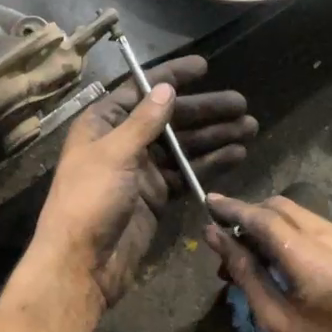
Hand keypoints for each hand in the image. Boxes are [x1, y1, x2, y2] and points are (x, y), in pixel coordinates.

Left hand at [31, 56, 252, 309]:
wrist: (81, 264)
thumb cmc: (89, 200)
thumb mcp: (115, 154)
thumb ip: (144, 122)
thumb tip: (165, 88)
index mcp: (104, 122)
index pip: (142, 90)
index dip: (173, 76)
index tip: (204, 66)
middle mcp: (123, 141)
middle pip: (170, 118)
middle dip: (205, 110)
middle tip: (242, 105)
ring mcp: (141, 170)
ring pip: (183, 145)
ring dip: (214, 136)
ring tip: (249, 128)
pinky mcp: (155, 196)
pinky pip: (187, 173)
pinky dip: (210, 164)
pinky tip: (236, 156)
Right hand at [203, 194, 331, 331]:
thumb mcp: (277, 326)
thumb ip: (246, 273)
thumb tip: (214, 234)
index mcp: (320, 265)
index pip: (267, 220)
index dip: (234, 209)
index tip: (207, 201)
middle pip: (283, 209)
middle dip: (250, 217)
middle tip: (223, 243)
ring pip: (299, 216)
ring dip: (269, 227)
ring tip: (246, 258)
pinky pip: (316, 228)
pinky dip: (291, 236)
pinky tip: (278, 261)